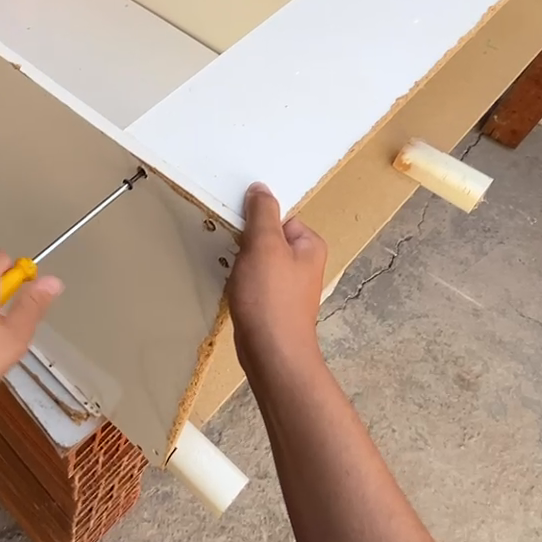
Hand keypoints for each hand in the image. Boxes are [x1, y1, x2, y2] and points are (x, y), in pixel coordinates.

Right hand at [226, 183, 327, 372]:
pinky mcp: (273, 303)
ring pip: (258, 259)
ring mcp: (289, 286)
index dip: (256, 220)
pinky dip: (241, 280)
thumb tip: (260, 188)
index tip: (239, 226)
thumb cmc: (270, 298)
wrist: (272, 353)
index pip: (278, 216)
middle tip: (233, 249)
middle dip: (246, 241)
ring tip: (232, 271)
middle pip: (267, 237)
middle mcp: (304, 264)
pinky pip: (253, 280)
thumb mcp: (264, 245)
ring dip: (241, 261)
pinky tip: (234, 288)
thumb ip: (262, 213)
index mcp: (309, 245)